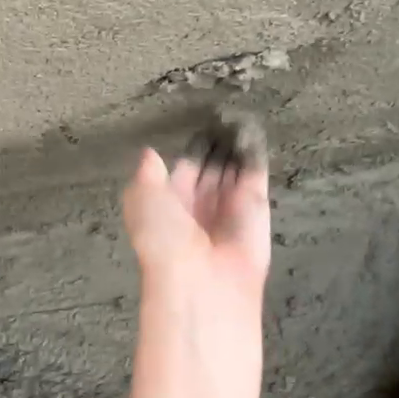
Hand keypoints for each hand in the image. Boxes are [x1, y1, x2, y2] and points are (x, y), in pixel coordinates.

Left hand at [121, 119, 270, 300]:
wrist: (200, 281)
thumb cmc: (162, 239)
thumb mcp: (141, 199)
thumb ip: (148, 174)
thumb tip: (149, 154)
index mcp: (170, 203)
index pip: (185, 168)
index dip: (194, 149)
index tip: (201, 124)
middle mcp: (201, 204)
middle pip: (212, 168)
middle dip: (218, 146)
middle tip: (224, 117)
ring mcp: (230, 204)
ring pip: (234, 168)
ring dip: (235, 144)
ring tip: (238, 116)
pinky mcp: (257, 206)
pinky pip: (255, 172)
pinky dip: (254, 152)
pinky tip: (251, 127)